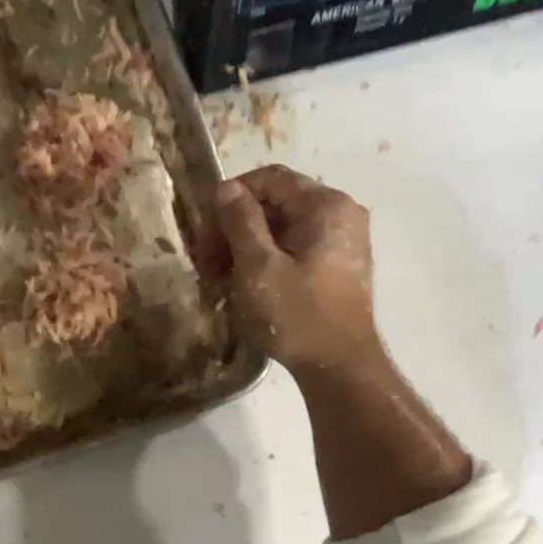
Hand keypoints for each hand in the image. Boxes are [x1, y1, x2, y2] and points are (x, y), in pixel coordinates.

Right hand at [202, 164, 382, 377]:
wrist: (338, 364)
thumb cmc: (296, 314)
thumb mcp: (257, 267)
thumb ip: (240, 222)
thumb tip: (225, 187)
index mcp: (324, 206)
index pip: (270, 178)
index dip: (230, 196)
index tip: (202, 227)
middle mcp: (339, 214)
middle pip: (274, 203)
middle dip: (232, 227)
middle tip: (202, 261)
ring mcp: (339, 240)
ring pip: (279, 228)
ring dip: (241, 247)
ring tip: (215, 278)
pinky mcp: (334, 265)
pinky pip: (290, 248)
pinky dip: (261, 259)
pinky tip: (239, 285)